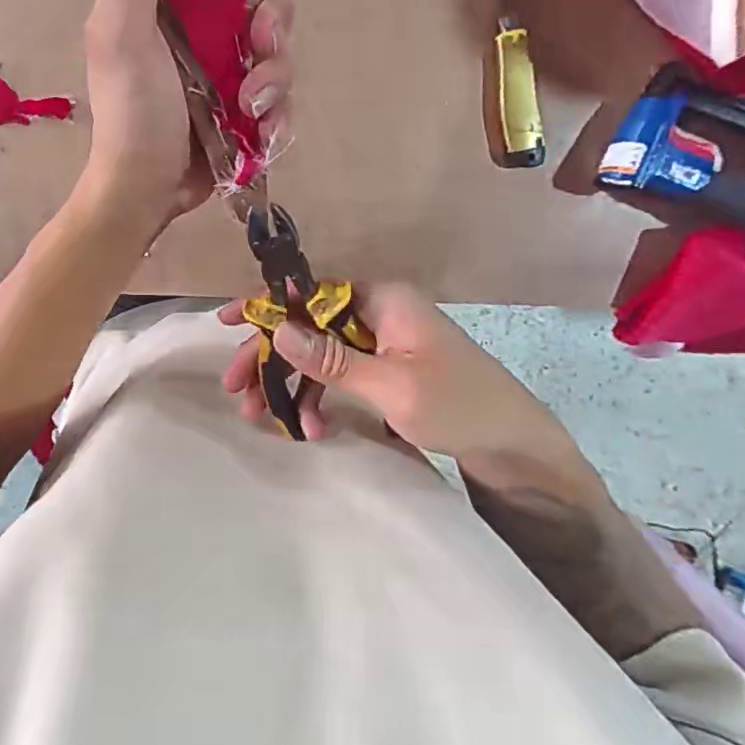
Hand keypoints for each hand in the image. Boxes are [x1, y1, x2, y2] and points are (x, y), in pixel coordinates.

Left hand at [80, 0, 294, 229]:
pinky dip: (276, 113)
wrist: (143, 194)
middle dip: (272, 18)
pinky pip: (280, 94)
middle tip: (259, 47)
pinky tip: (257, 133)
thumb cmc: (131, 113)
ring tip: (251, 107)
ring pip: (278, 46)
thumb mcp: (125, 23)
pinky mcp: (237, 108)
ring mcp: (217, 68)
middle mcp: (190, 26)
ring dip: (276, 75)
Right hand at [219, 282, 601, 497]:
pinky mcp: (384, 368)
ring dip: (289, 385)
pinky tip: (310, 426)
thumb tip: (278, 329)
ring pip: (317, 354)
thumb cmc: (459, 408)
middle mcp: (378, 313)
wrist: (518, 449)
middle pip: (306, 327)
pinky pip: (337, 375)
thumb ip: (331, 358)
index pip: (309, 294)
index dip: (266, 308)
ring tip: (262, 417)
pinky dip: (318, 398)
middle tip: (235, 389)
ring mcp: (381, 342)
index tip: (226, 323)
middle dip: (270, 359)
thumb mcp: (389, 385)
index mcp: (383, 301)